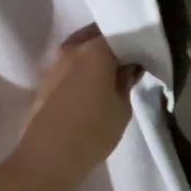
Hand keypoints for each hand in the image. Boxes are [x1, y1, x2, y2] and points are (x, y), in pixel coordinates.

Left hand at [8, 26, 140, 190]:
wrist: (47, 157)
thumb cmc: (92, 130)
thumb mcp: (122, 108)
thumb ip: (126, 80)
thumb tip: (130, 66)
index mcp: (95, 48)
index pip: (120, 34)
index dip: (135, 43)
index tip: (145, 55)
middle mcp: (72, 47)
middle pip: (98, 37)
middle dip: (114, 46)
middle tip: (130, 63)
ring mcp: (55, 62)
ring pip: (82, 50)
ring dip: (96, 58)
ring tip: (112, 76)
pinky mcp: (45, 80)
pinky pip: (70, 65)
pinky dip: (82, 69)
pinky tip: (92, 87)